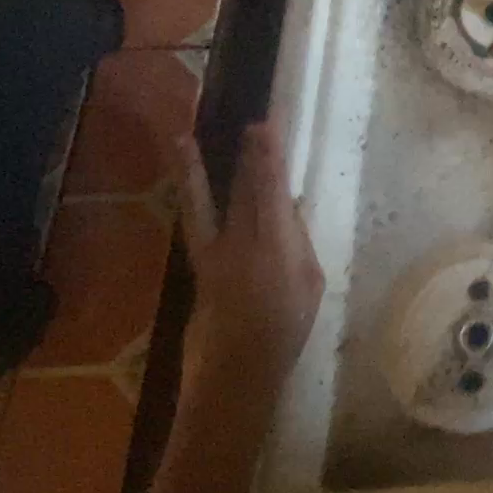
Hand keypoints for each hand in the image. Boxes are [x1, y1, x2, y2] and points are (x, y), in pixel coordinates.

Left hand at [176, 123, 324, 394]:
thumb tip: (290, 214)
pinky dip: (194, 198)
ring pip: (207, 202)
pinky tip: (190, 184)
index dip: (269, 157)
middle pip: (245, 190)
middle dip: (248, 156)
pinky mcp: (201, 266)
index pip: (273, 191)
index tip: (266, 127)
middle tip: (250, 122)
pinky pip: (197, 223)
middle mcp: (241, 243)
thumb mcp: (310, 283)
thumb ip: (299, 244)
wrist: (236, 371)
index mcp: (275, 247)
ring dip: (196, 170)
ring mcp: (215, 254)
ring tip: (183, 140)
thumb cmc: (286, 329)